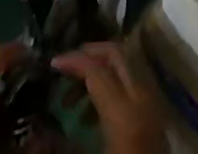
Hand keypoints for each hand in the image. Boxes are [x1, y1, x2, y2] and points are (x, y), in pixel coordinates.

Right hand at [52, 43, 166, 153]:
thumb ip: (60, 146)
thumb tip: (39, 132)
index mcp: (124, 114)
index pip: (96, 69)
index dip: (71, 61)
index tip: (51, 64)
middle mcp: (144, 102)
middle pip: (119, 55)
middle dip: (90, 53)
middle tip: (66, 65)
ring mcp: (155, 110)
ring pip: (128, 68)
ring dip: (102, 71)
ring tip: (73, 97)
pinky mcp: (158, 123)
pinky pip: (135, 87)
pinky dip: (114, 86)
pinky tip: (93, 114)